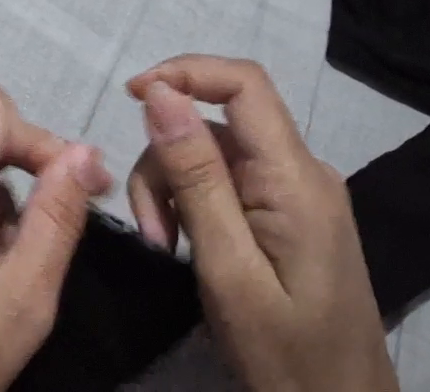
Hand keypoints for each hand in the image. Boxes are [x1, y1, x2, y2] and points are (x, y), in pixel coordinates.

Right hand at [126, 56, 397, 391]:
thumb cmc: (288, 357)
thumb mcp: (228, 269)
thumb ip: (195, 176)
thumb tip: (160, 92)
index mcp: (296, 179)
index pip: (243, 84)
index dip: (184, 72)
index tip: (130, 97)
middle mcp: (299, 172)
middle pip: (213, 124)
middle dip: (164, 159)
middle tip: (149, 227)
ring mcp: (291, 193)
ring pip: (207, 153)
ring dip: (170, 188)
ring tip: (165, 247)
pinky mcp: (282, 214)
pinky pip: (221, 182)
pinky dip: (187, 204)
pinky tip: (183, 248)